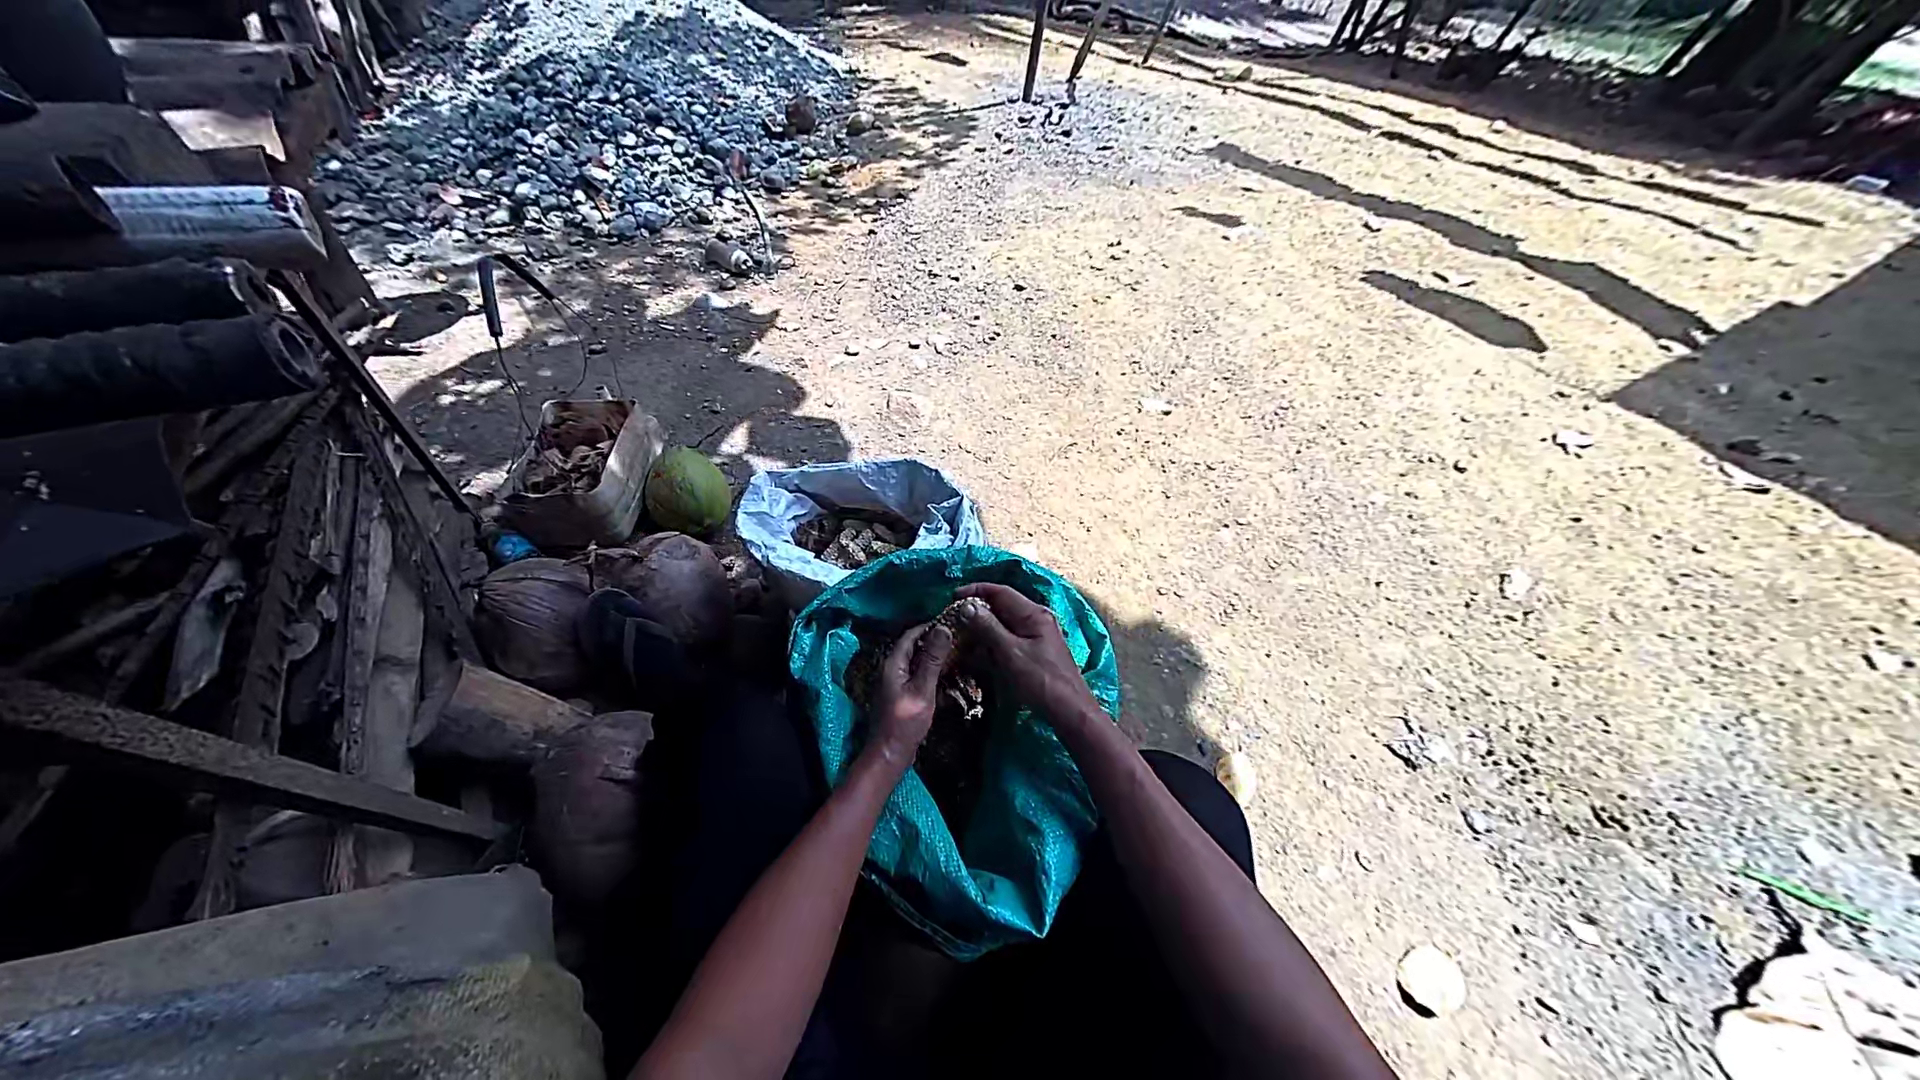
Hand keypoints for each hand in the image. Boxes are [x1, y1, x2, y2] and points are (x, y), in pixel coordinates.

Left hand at [867, 621, 954, 762]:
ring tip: (955, 652)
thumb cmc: (905, 721)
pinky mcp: (899, 693)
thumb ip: (933, 660)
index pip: (911, 635)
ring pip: (915, 660)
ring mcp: (893, 681)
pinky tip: (945, 674)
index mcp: (892, 663)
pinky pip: (915, 674)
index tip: (951, 622)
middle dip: (933, 640)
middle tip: (957, 636)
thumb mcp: (923, 689)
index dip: (929, 626)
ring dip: (933, 656)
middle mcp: (890, 668)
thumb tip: (943, 628)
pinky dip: (929, 670)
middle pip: (912, 646)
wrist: (890, 753)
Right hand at [955, 583, 1101, 730]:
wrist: (1069, 710)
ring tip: (961, 636)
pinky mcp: (1035, 652)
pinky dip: (992, 643)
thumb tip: (966, 606)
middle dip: (977, 611)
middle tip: (953, 619)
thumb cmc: (1040, 680)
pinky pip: (1009, 640)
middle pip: (1002, 607)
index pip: (1001, 592)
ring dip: (982, 629)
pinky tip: (978, 654)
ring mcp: (1037, 636)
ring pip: (1004, 624)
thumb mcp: (1010, 652)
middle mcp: (1036, 620)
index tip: (953, 597)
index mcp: (1033, 614)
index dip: (975, 591)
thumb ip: (988, 627)